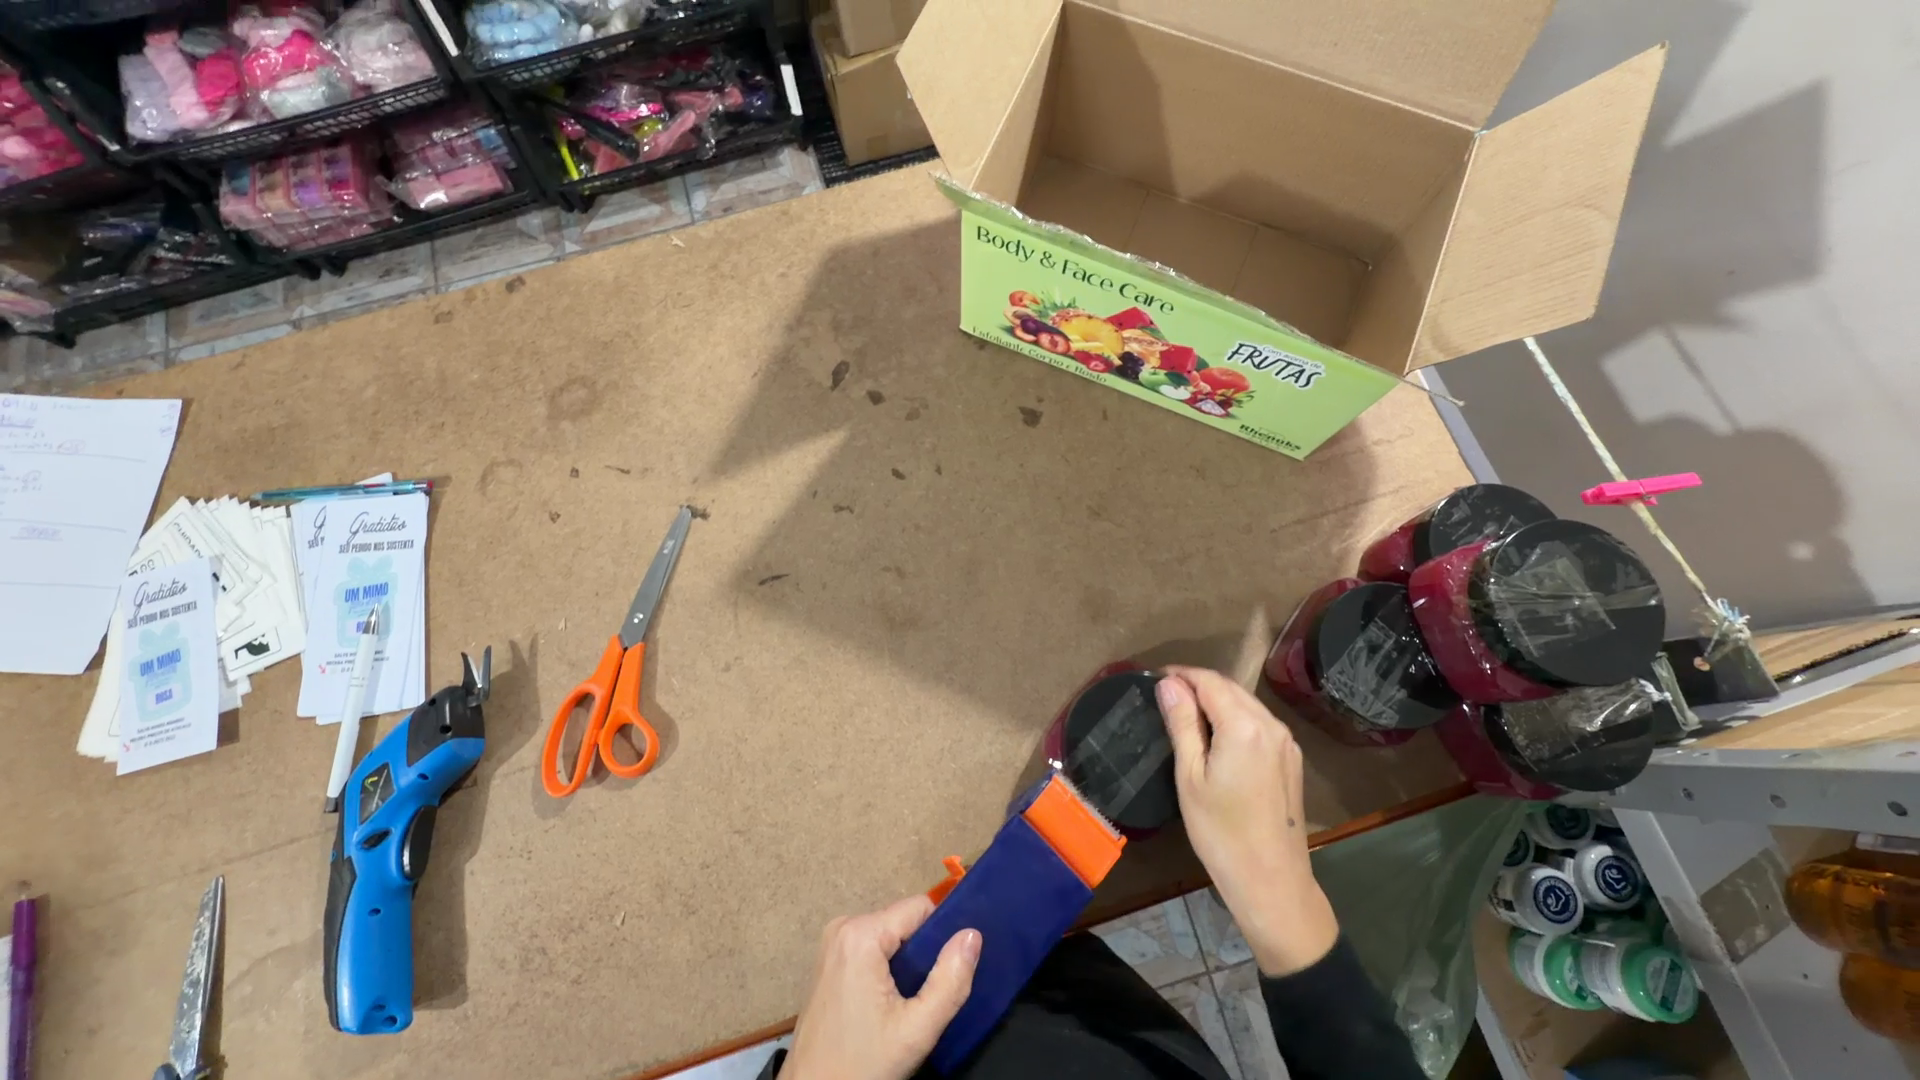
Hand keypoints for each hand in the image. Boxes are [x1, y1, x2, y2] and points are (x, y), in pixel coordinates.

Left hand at [781, 894, 982, 1079]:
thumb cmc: (862, 1063)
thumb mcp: (916, 1029)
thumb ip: (950, 981)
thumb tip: (972, 935)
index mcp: (861, 933)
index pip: (920, 908)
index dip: (943, 934)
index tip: (952, 968)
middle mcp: (843, 927)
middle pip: (904, 922)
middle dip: (923, 953)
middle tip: (929, 994)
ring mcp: (833, 942)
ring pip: (891, 936)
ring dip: (907, 964)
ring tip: (910, 1002)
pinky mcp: (830, 960)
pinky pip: (873, 948)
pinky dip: (888, 969)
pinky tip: (890, 1003)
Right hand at [1158, 666, 1338, 976]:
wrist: (1271, 880)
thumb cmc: (1220, 832)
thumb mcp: (1190, 776)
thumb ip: (1182, 724)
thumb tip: (1168, 684)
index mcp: (1244, 727)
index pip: (1210, 681)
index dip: (1181, 674)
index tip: (1155, 678)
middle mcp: (1271, 726)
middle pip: (1231, 688)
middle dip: (1198, 684)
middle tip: (1165, 695)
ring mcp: (1286, 743)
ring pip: (1247, 704)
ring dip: (1217, 700)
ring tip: (1185, 713)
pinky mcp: (1291, 759)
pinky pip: (1260, 723)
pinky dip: (1235, 718)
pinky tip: (1216, 736)